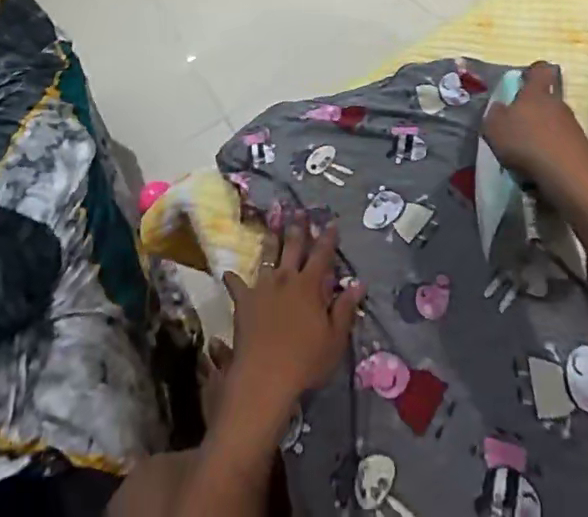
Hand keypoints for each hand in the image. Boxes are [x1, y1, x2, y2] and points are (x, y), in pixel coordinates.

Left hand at [223, 219, 365, 403]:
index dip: (328, 238)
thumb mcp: (335, 338)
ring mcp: (262, 288)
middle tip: (298, 211)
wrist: (264, 376)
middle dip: (298, 228)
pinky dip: (233, 279)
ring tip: (272, 225)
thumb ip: (345, 309)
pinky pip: (237, 285)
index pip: (322, 255)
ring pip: (268, 257)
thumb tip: (358, 283)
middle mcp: (286, 279)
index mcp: (310, 286)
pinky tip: (228, 272)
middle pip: (293, 248)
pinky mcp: (244, 302)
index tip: (331, 223)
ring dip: (271, 240)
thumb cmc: (306, 360)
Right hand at [482, 62, 587, 200]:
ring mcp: (573, 126)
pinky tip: (538, 169)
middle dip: (531, 110)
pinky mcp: (581, 149)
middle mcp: (558, 104)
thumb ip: (495, 113)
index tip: (520, 82)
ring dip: (540, 134)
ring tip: (524, 154)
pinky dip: (548, 153)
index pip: (540, 70)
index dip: (531, 73)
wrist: (569, 178)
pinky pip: (560, 144)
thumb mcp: (494, 127)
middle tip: (513, 127)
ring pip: (553, 123)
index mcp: (537, 93)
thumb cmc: (526, 144)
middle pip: (545, 99)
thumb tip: (501, 108)